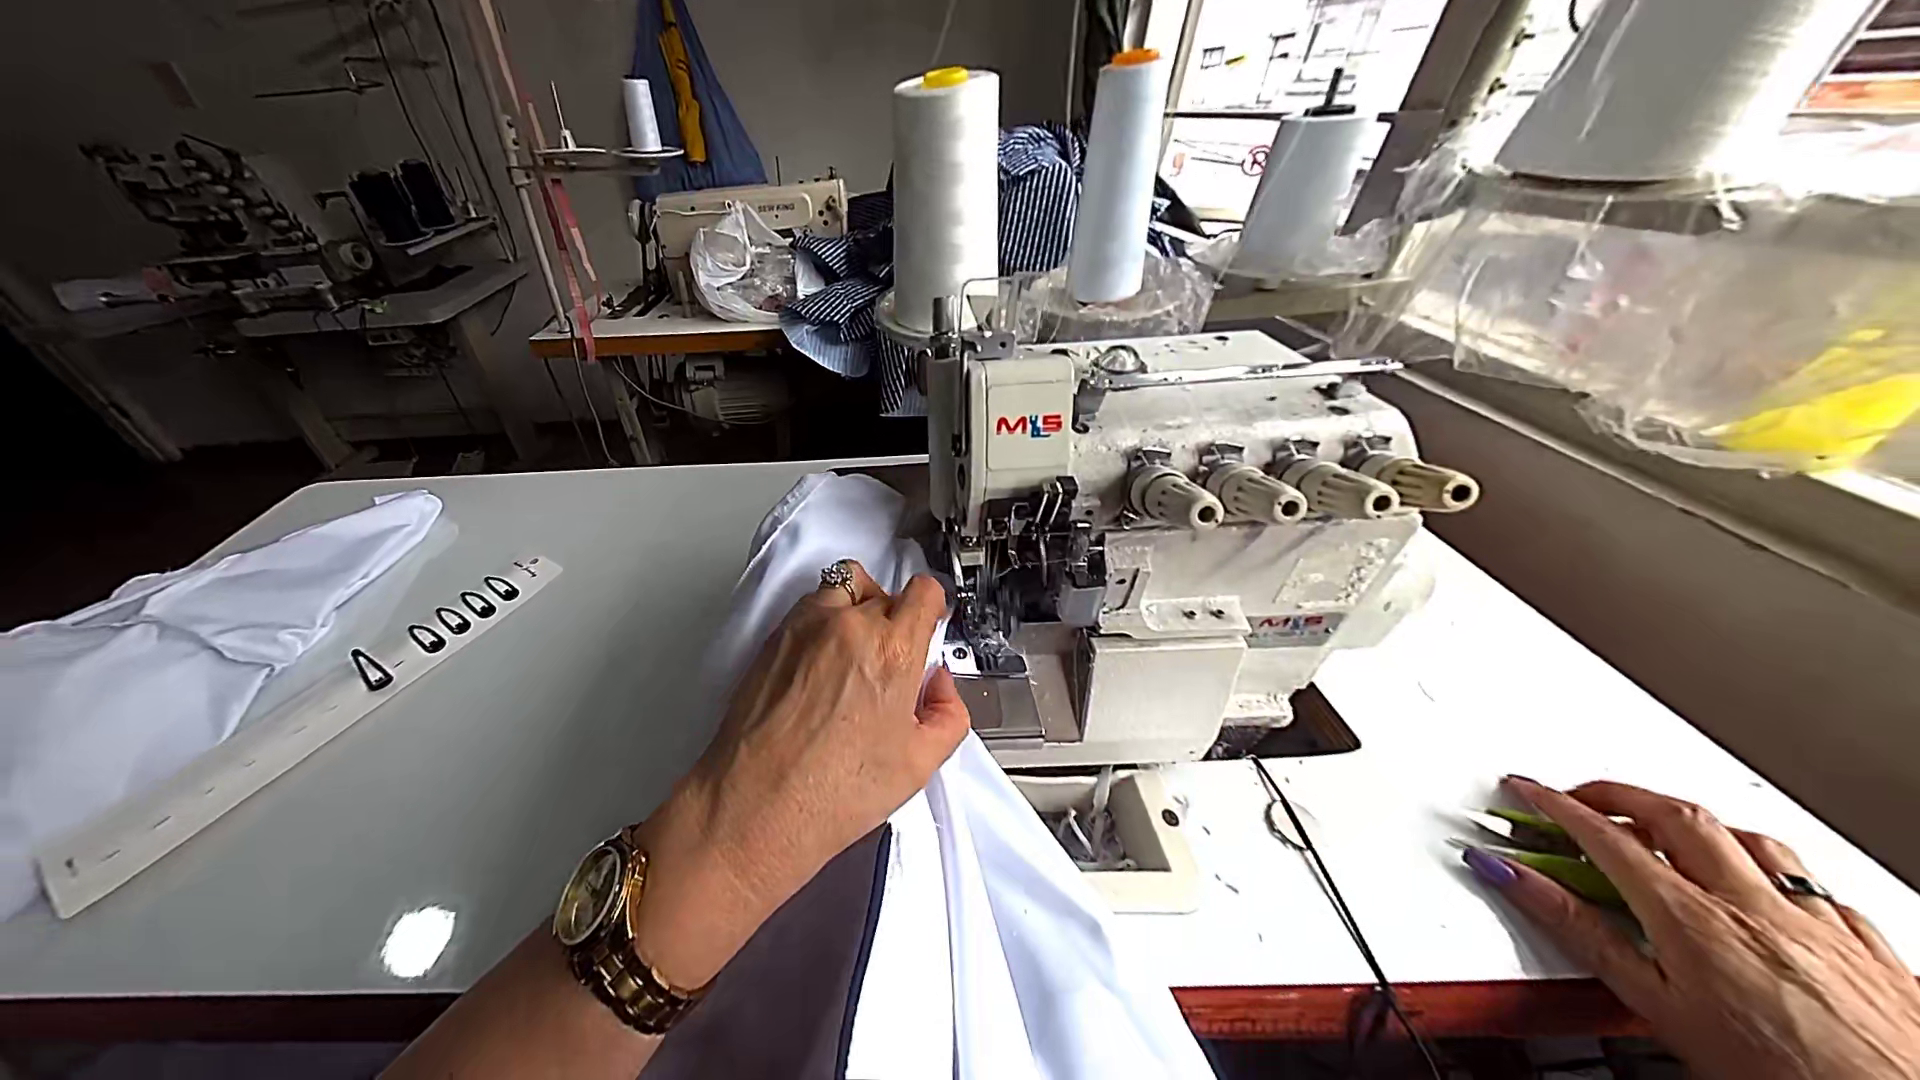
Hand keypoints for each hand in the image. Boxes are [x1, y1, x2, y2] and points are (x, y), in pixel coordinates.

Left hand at [632, 560, 968, 987]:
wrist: (754, 809)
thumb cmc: (827, 793)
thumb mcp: (920, 763)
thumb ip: (949, 712)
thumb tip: (939, 687)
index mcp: (892, 651)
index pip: (924, 591)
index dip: (931, 608)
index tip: (926, 625)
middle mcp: (849, 628)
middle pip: (885, 589)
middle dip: (894, 617)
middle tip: (890, 657)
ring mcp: (807, 628)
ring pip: (844, 587)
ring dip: (857, 608)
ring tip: (855, 653)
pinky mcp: (775, 638)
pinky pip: (810, 607)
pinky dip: (824, 620)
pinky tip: (824, 665)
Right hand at [1467, 777, 1919, 1079]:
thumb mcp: (1653, 1006)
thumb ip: (1579, 930)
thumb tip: (1514, 877)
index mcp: (1692, 918)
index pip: (1604, 836)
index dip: (1555, 805)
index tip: (1527, 790)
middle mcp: (1756, 908)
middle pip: (1676, 814)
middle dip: (1617, 793)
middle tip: (1582, 796)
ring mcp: (1822, 926)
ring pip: (1751, 839)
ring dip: (1694, 822)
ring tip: (1665, 827)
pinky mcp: (1875, 954)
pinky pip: (1820, 888)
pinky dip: (1773, 870)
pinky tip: (1763, 886)